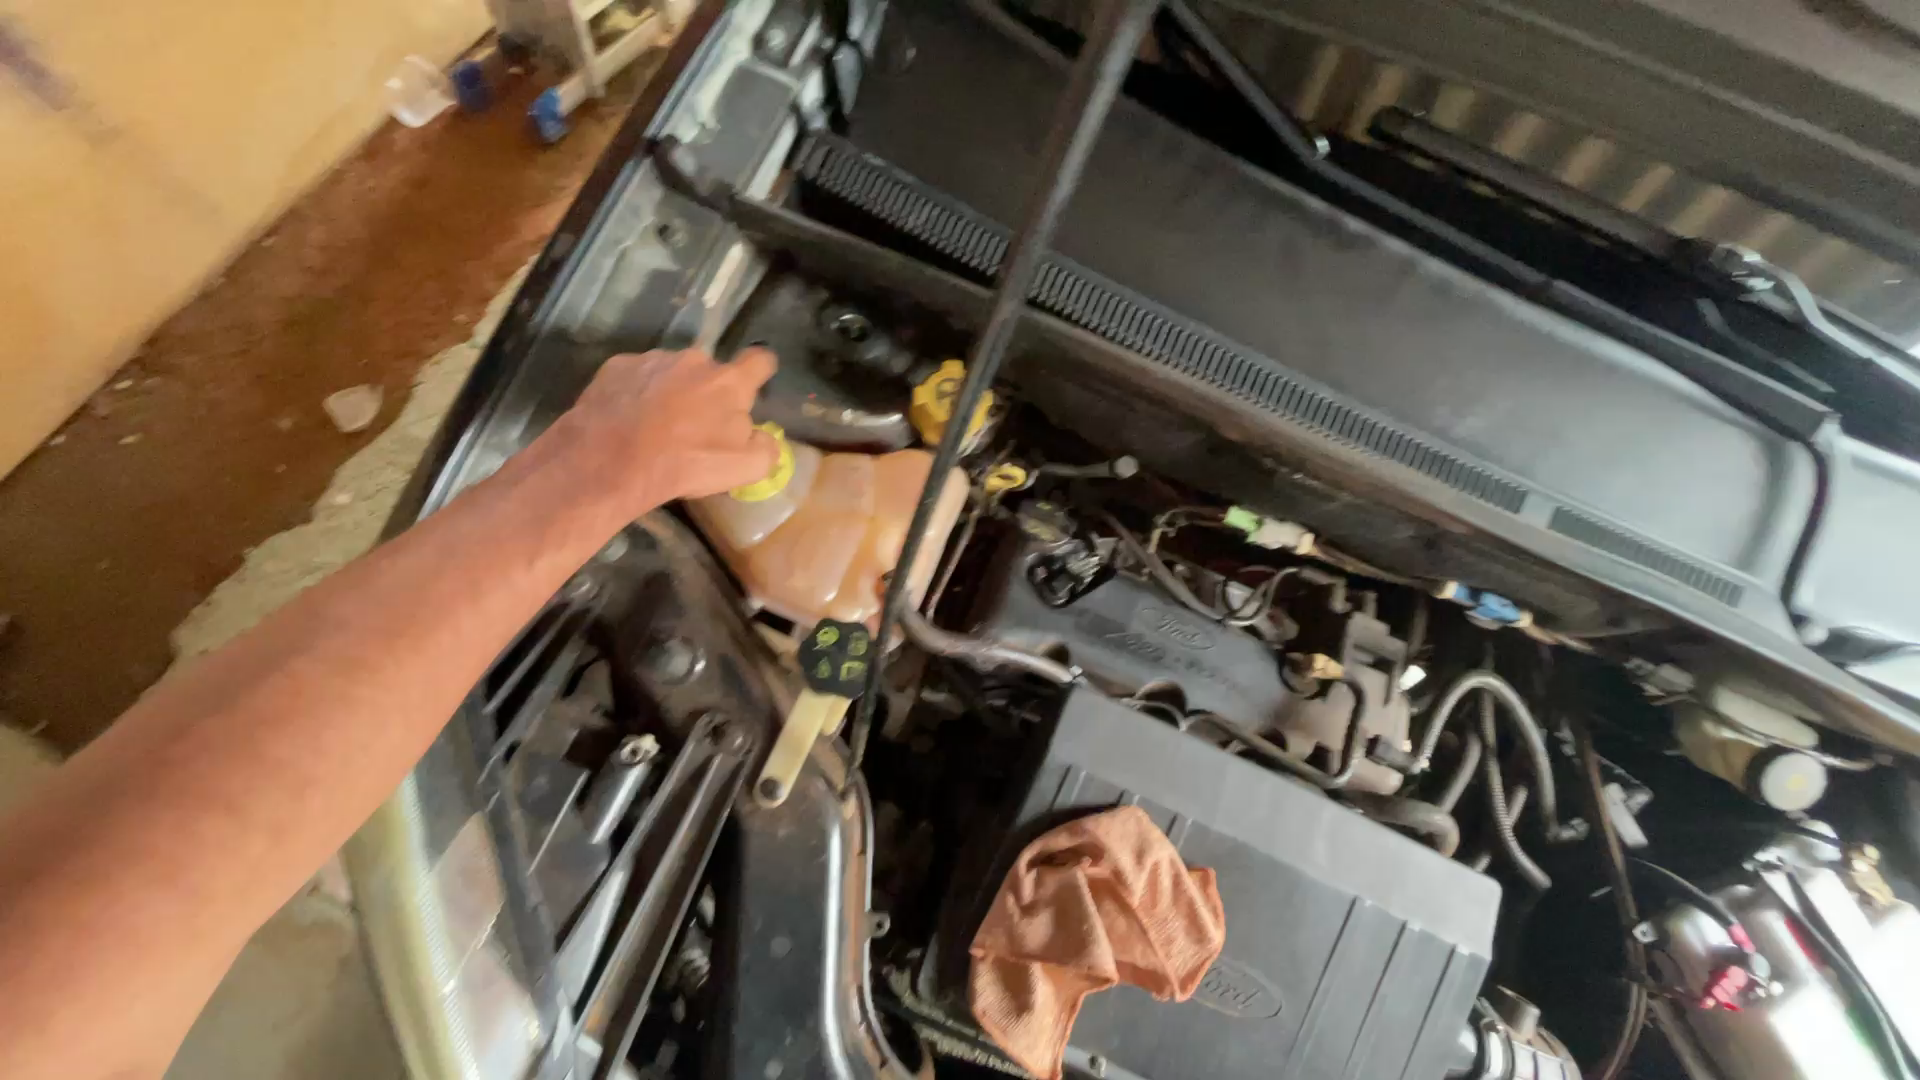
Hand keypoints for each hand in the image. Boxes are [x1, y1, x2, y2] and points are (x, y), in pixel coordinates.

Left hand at [553, 347, 779, 510]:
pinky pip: (638, 376)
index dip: (760, 371)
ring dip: (673, 391)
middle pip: (711, 371)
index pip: (759, 361)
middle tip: (697, 425)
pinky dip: (639, 392)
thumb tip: (763, 437)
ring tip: (657, 424)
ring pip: (673, 372)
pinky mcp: (618, 366)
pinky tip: (630, 418)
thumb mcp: (744, 469)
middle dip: (709, 391)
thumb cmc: (686, 462)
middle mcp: (694, 360)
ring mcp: (653, 359)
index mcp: (730, 382)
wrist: (611, 460)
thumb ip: (765, 448)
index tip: (756, 382)